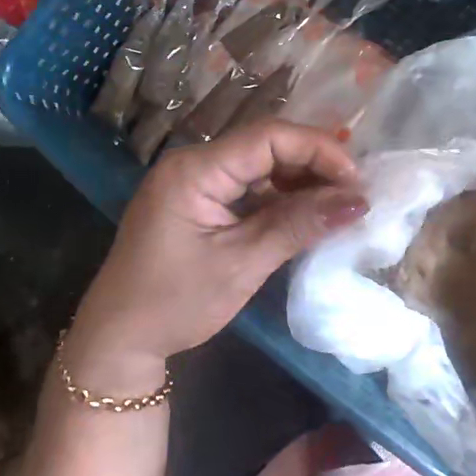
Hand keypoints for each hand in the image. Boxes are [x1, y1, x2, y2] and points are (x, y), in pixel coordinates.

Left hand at [64, 120, 367, 388]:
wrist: (118, 338)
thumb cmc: (175, 304)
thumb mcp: (241, 265)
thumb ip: (297, 226)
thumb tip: (358, 201)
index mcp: (194, 170)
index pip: (267, 137)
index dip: (319, 150)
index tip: (358, 182)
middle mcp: (191, 163)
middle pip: (263, 145)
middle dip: (313, 164)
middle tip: (354, 196)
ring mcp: (191, 181)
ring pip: (257, 165)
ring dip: (298, 181)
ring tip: (337, 206)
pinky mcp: (195, 201)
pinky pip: (244, 186)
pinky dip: (276, 198)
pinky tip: (304, 215)